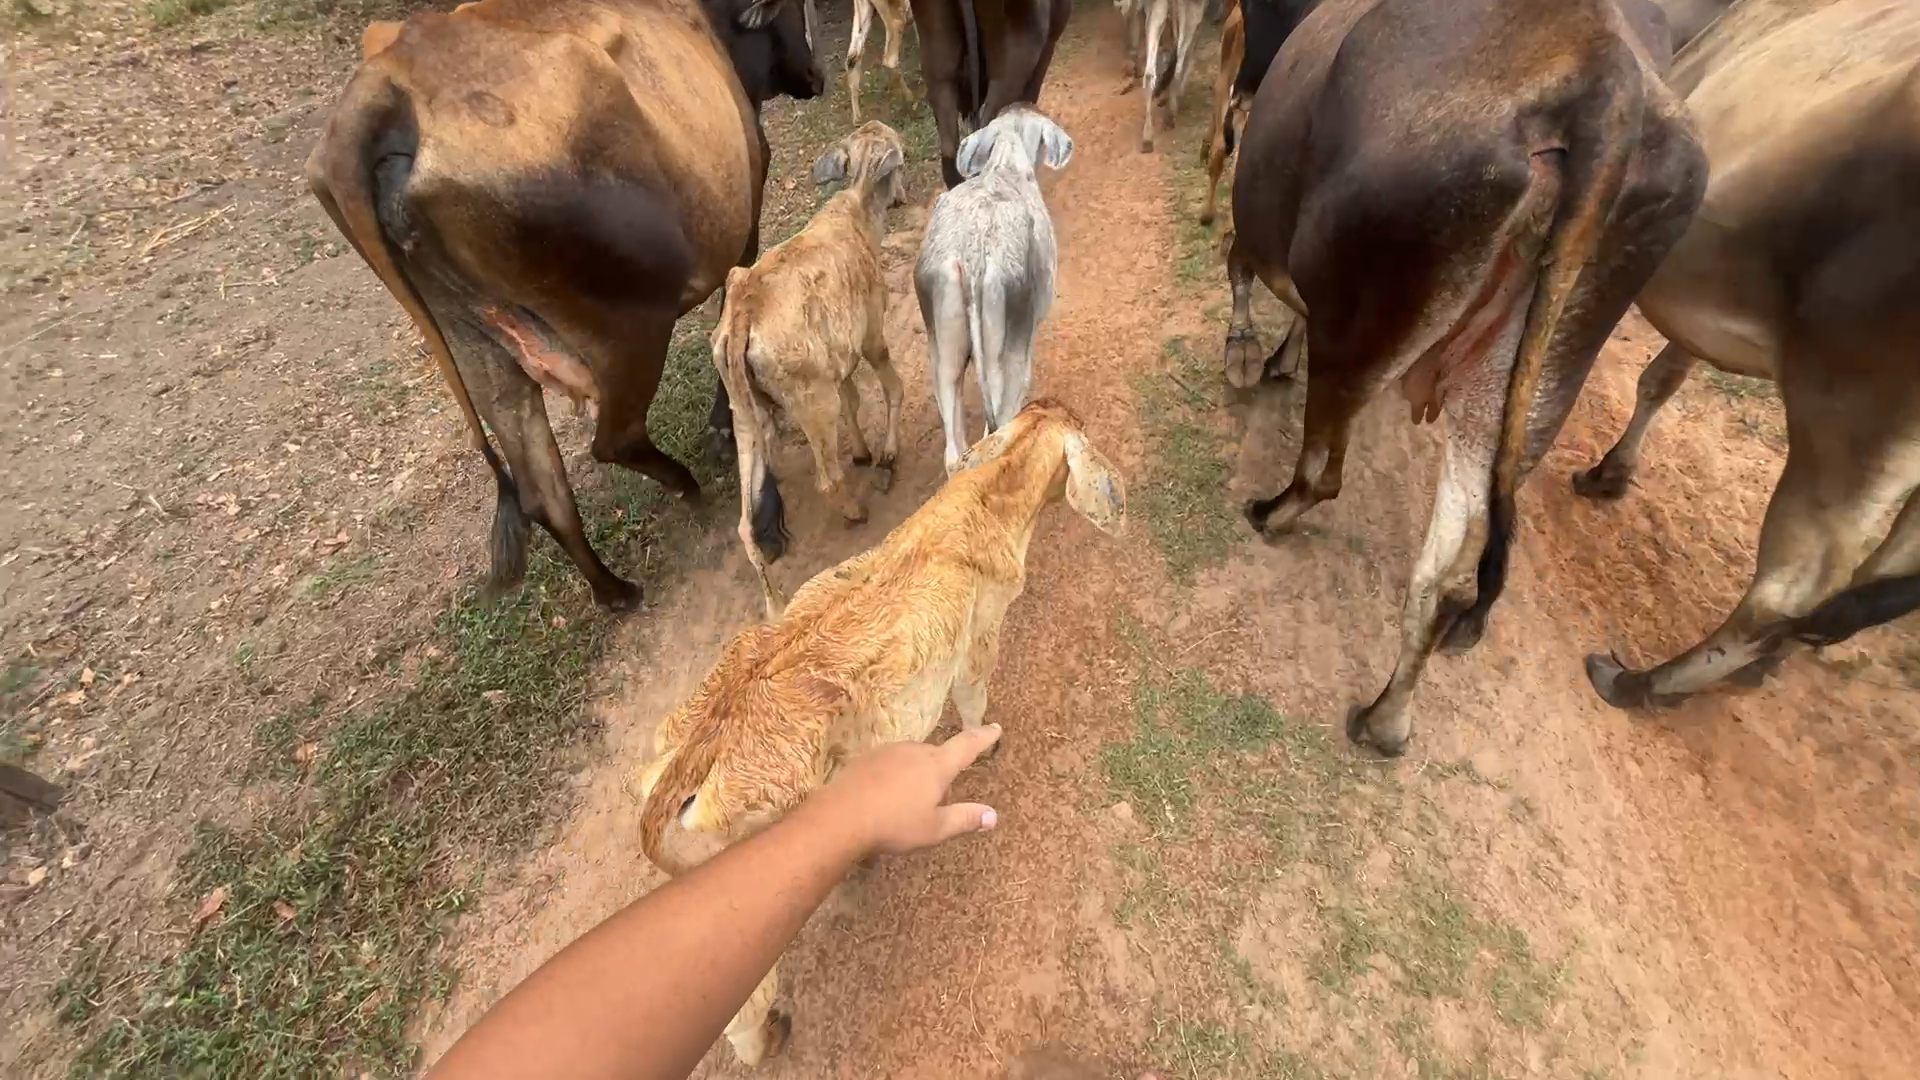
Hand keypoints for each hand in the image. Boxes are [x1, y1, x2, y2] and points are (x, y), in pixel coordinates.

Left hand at [808, 725, 1002, 857]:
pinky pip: (890, 764)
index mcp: (936, 765)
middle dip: (941, 771)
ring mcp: (888, 751)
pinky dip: (894, 776)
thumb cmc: (895, 824)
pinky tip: (884, 798)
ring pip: (912, 758)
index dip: (983, 737)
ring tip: (908, 803)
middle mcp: (914, 750)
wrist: (842, 817)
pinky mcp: (867, 758)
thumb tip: (993, 815)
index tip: (995, 727)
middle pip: (936, 755)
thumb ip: (965, 819)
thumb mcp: (935, 829)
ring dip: (916, 774)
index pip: (966, 746)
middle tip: (939, 798)